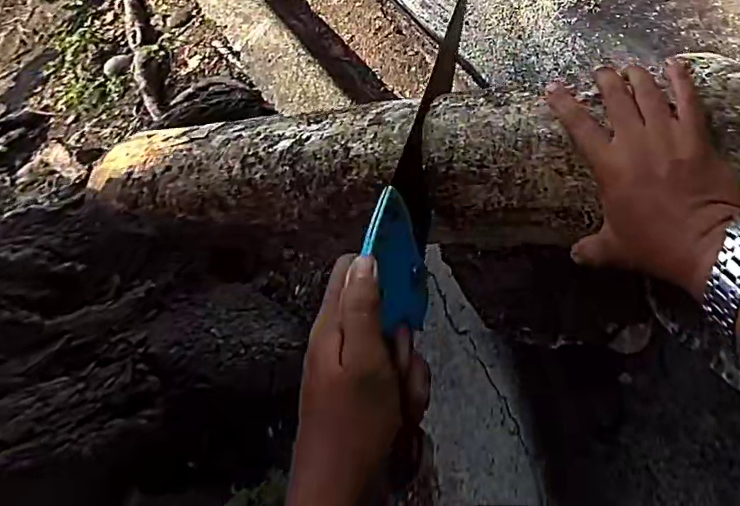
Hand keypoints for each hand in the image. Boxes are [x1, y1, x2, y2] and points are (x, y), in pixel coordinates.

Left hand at [288, 254, 430, 505]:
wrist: (341, 497)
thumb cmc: (351, 428)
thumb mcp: (363, 358)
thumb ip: (364, 305)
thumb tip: (366, 257)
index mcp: (331, 326)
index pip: (351, 268)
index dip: (379, 265)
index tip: (405, 277)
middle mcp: (341, 343)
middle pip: (384, 311)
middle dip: (401, 336)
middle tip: (397, 362)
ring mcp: (355, 371)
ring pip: (396, 348)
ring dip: (408, 372)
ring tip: (399, 402)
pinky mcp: (368, 396)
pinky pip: (398, 379)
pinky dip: (406, 396)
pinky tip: (400, 420)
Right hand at [546, 60, 739, 296]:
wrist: (707, 246)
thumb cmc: (657, 245)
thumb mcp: (617, 248)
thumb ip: (593, 247)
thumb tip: (574, 255)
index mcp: (609, 164)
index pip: (579, 125)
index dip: (563, 103)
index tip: (554, 86)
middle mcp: (634, 141)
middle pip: (615, 97)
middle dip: (606, 79)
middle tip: (602, 71)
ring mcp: (666, 133)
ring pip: (647, 91)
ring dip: (637, 75)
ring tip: (631, 68)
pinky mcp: (695, 134)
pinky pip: (687, 98)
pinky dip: (681, 78)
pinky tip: (675, 63)